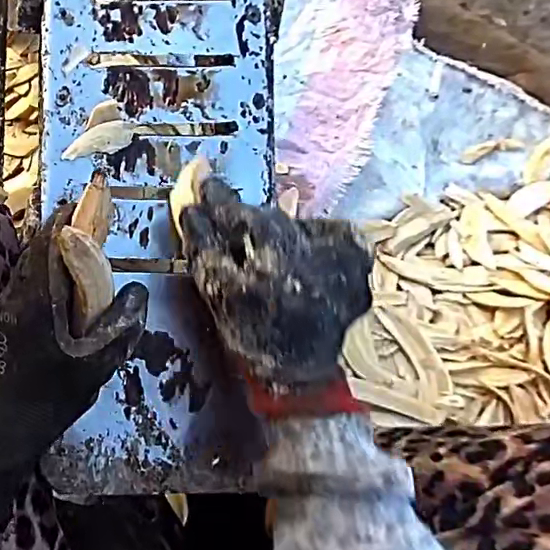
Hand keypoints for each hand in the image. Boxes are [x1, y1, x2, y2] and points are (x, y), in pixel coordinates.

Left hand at [0, 212, 147, 519]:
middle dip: (51, 238)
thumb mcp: (96, 365)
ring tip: (63, 259)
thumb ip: (119, 326)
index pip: (46, 248)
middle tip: (73, 227)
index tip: (74, 208)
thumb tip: (136, 291)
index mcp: (38, 302)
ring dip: (40, 262)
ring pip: (20, 274)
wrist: (5, 426)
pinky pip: (12, 293)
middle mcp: (11, 299)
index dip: (60, 224)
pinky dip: (30, 283)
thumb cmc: (54, 396)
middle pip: (31, 256)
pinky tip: (45, 296)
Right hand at [178, 176, 371, 417]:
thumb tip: (190, 207)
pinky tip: (298, 257)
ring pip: (297, 224)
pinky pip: (326, 236)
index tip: (200, 177)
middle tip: (224, 218)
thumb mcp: (218, 291)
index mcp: (274, 253)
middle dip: (244, 216)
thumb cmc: (254, 334)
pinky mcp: (359, 264)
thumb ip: (204, 245)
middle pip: (269, 216)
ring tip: (261, 248)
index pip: (236, 211)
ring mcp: (343, 254)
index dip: (214, 194)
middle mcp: (314, 246)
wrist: (307, 372)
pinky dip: (308, 239)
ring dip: (275, 229)